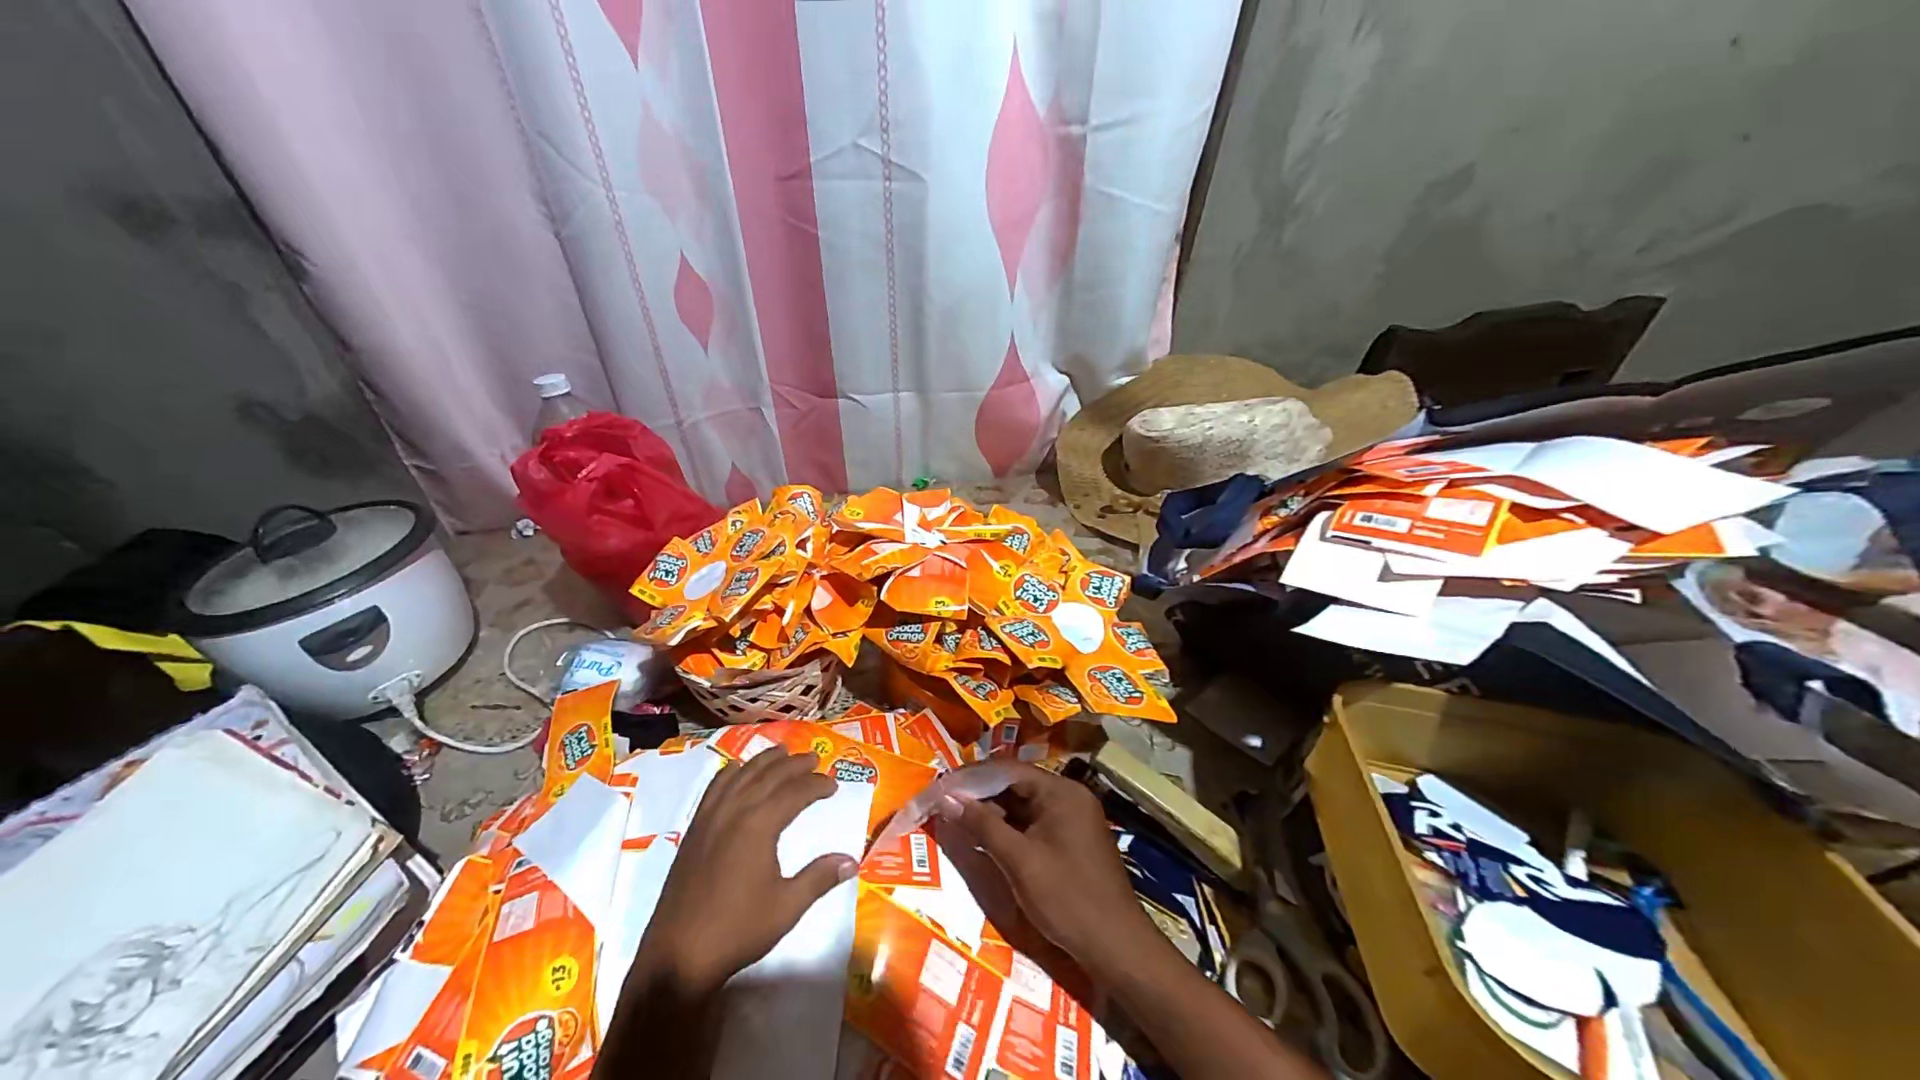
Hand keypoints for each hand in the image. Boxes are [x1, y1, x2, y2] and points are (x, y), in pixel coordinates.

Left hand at [631, 748, 856, 991]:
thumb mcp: (787, 907)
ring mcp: (709, 819)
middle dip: (793, 764)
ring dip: (763, 761)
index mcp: (758, 826)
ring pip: (739, 775)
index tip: (833, 784)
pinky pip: (714, 788)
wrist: (678, 956)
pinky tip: (736, 773)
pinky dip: (731, 773)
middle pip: (767, 775)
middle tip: (814, 759)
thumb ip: (819, 878)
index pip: (794, 792)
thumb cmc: (737, 930)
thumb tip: (851, 860)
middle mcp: (733, 812)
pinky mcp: (693, 831)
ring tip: (781, 752)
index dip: (816, 785)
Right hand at [932, 763, 1151, 975]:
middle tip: (944, 804)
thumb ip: (982, 824)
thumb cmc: (1067, 898)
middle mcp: (1069, 797)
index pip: (1008, 770)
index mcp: (1061, 792)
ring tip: (957, 819)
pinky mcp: (1071, 840)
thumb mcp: (1019, 861)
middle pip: (1016, 784)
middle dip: (979, 794)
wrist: (1116, 946)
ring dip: (992, 812)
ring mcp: (1073, 818)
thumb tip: (946, 797)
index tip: (940, 788)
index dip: (971, 778)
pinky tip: (985, 837)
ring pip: (1024, 805)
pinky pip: (1034, 823)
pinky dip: (1009, 828)